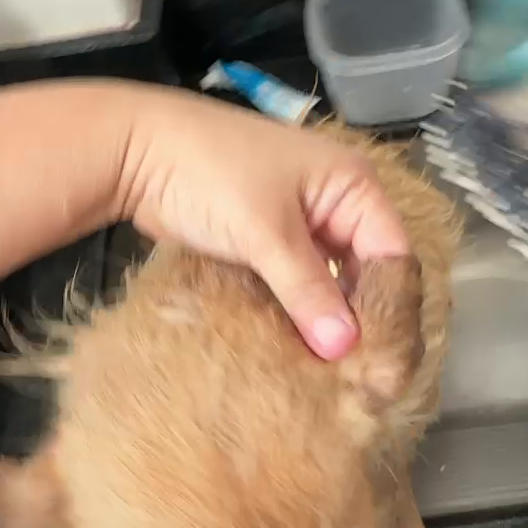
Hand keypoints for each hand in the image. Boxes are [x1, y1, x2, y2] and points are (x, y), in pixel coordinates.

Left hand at [112, 86, 409, 359]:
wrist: (135, 152)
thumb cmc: (210, 176)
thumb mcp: (265, 233)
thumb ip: (307, 291)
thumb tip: (345, 348)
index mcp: (353, 185)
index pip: (391, 254)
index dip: (389, 306)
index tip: (382, 361)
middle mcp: (338, 203)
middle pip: (365, 270)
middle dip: (360, 317)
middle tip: (359, 375)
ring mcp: (303, 223)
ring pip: (332, 280)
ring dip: (328, 318)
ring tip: (332, 371)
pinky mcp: (271, 241)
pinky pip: (300, 282)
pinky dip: (300, 310)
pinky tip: (300, 347)